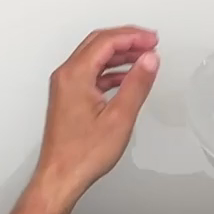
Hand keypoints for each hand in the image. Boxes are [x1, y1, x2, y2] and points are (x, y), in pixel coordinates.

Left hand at [30, 26, 160, 209]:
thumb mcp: (119, 117)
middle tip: (150, 42)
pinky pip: (91, 72)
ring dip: (119, 54)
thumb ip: (137, 84)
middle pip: (98, 43)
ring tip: (143, 56)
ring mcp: (65, 86)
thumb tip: (149, 59)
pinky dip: (111, 69)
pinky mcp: (68, 97)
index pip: (106, 41)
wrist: (60, 177)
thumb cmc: (82, 154)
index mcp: (75, 75)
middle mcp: (66, 76)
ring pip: (94, 57)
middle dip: (126, 39)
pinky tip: (127, 77)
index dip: (133, 36)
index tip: (152, 39)